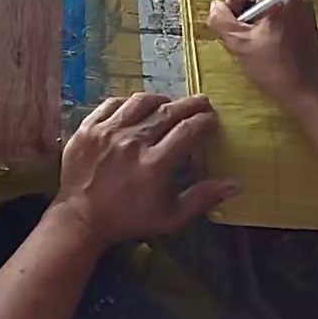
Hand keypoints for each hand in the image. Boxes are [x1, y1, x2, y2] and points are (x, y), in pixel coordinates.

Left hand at [51, 93, 237, 247]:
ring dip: (160, 99)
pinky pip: (111, 104)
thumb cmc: (129, 219)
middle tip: (201, 102)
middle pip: (167, 112)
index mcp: (155, 164)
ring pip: (139, 102)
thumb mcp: (171, 216)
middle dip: (189, 105)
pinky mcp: (87, 127)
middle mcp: (132, 142)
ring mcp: (107, 132)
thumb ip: (203, 197)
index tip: (212, 119)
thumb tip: (236, 183)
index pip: (188, 131)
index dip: (204, 121)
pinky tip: (137, 105)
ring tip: (170, 102)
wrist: (81, 216)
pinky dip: (128, 101)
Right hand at [206, 0, 317, 112]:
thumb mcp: (238, 44)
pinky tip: (266, 47)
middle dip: (242, 13)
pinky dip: (265, 26)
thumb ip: (220, 20)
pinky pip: (276, 14)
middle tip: (242, 38)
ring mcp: (303, 9)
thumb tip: (215, 6)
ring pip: (263, 4)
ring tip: (254, 45)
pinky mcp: (305, 22)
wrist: (309, 92)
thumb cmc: (274, 67)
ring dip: (252, 22)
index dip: (231, 2)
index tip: (235, 26)